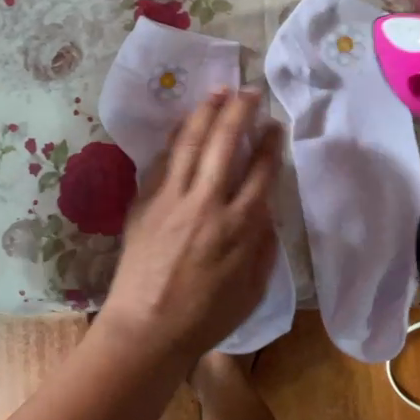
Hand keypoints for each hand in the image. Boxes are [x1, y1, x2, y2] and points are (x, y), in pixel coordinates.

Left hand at [97, 90, 280, 364]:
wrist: (146, 328)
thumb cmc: (205, 317)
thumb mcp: (253, 290)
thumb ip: (263, 246)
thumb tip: (266, 211)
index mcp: (240, 227)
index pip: (261, 171)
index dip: (270, 144)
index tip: (274, 126)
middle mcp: (207, 203)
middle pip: (226, 144)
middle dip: (240, 112)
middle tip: (249, 91)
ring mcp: (172, 198)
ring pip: (191, 142)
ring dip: (206, 113)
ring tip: (218, 91)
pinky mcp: (145, 201)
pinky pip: (163, 159)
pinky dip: (177, 137)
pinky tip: (185, 124)